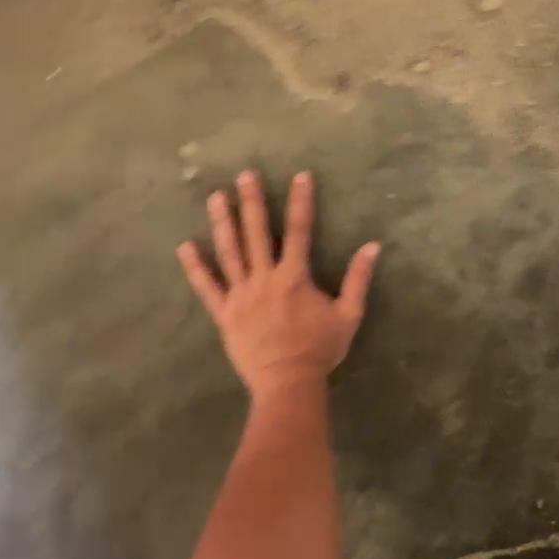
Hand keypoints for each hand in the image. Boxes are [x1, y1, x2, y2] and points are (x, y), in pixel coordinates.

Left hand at [177, 170, 380, 400]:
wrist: (288, 384)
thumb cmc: (320, 349)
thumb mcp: (349, 314)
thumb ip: (358, 279)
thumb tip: (373, 246)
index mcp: (295, 277)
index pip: (299, 231)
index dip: (301, 202)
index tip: (300, 176)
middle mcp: (265, 279)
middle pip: (256, 233)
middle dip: (251, 202)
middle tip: (245, 174)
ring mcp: (241, 296)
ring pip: (229, 253)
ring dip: (222, 223)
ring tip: (215, 196)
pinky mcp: (225, 314)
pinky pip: (207, 287)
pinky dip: (196, 267)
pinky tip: (185, 246)